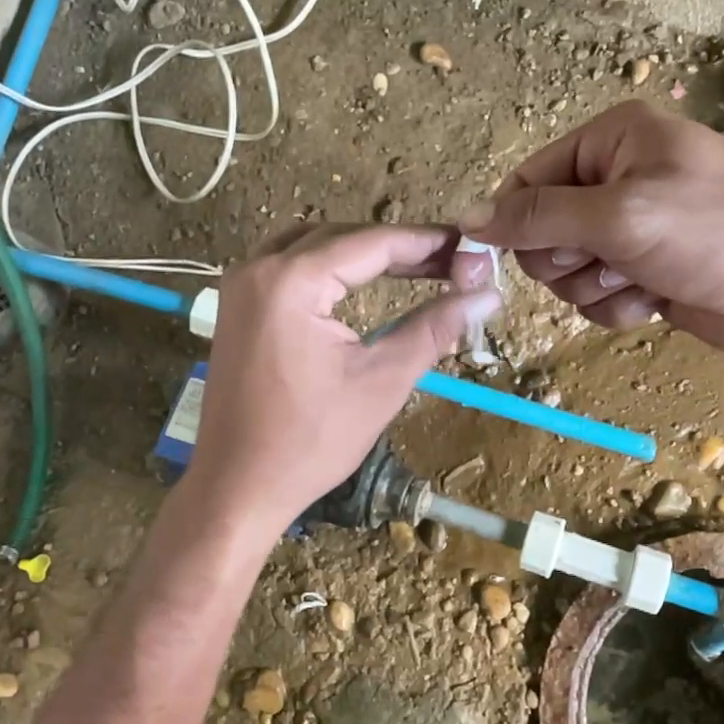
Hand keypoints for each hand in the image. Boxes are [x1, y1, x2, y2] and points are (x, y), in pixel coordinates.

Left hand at [184, 225, 500, 532]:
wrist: (238, 486)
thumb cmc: (311, 440)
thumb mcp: (382, 381)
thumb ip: (434, 328)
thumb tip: (488, 296)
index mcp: (292, 281)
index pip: (371, 243)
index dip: (425, 242)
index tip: (469, 246)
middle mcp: (258, 268)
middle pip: (340, 237)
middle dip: (396, 247)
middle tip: (450, 263)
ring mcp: (239, 286)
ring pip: (310, 246)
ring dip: (360, 252)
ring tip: (413, 268)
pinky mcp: (235, 307)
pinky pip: (287, 267)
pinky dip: (326, 267)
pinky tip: (357, 283)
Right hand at [457, 101, 723, 357]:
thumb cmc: (719, 232)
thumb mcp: (623, 215)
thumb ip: (539, 217)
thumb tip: (467, 219)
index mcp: (611, 141)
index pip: (526, 180)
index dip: (514, 222)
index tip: (512, 255)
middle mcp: (615, 180)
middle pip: (540, 231)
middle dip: (568, 258)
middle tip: (607, 259)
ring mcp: (629, 231)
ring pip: (565, 271)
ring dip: (596, 286)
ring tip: (641, 278)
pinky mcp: (642, 273)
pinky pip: (595, 296)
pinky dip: (619, 305)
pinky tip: (657, 298)